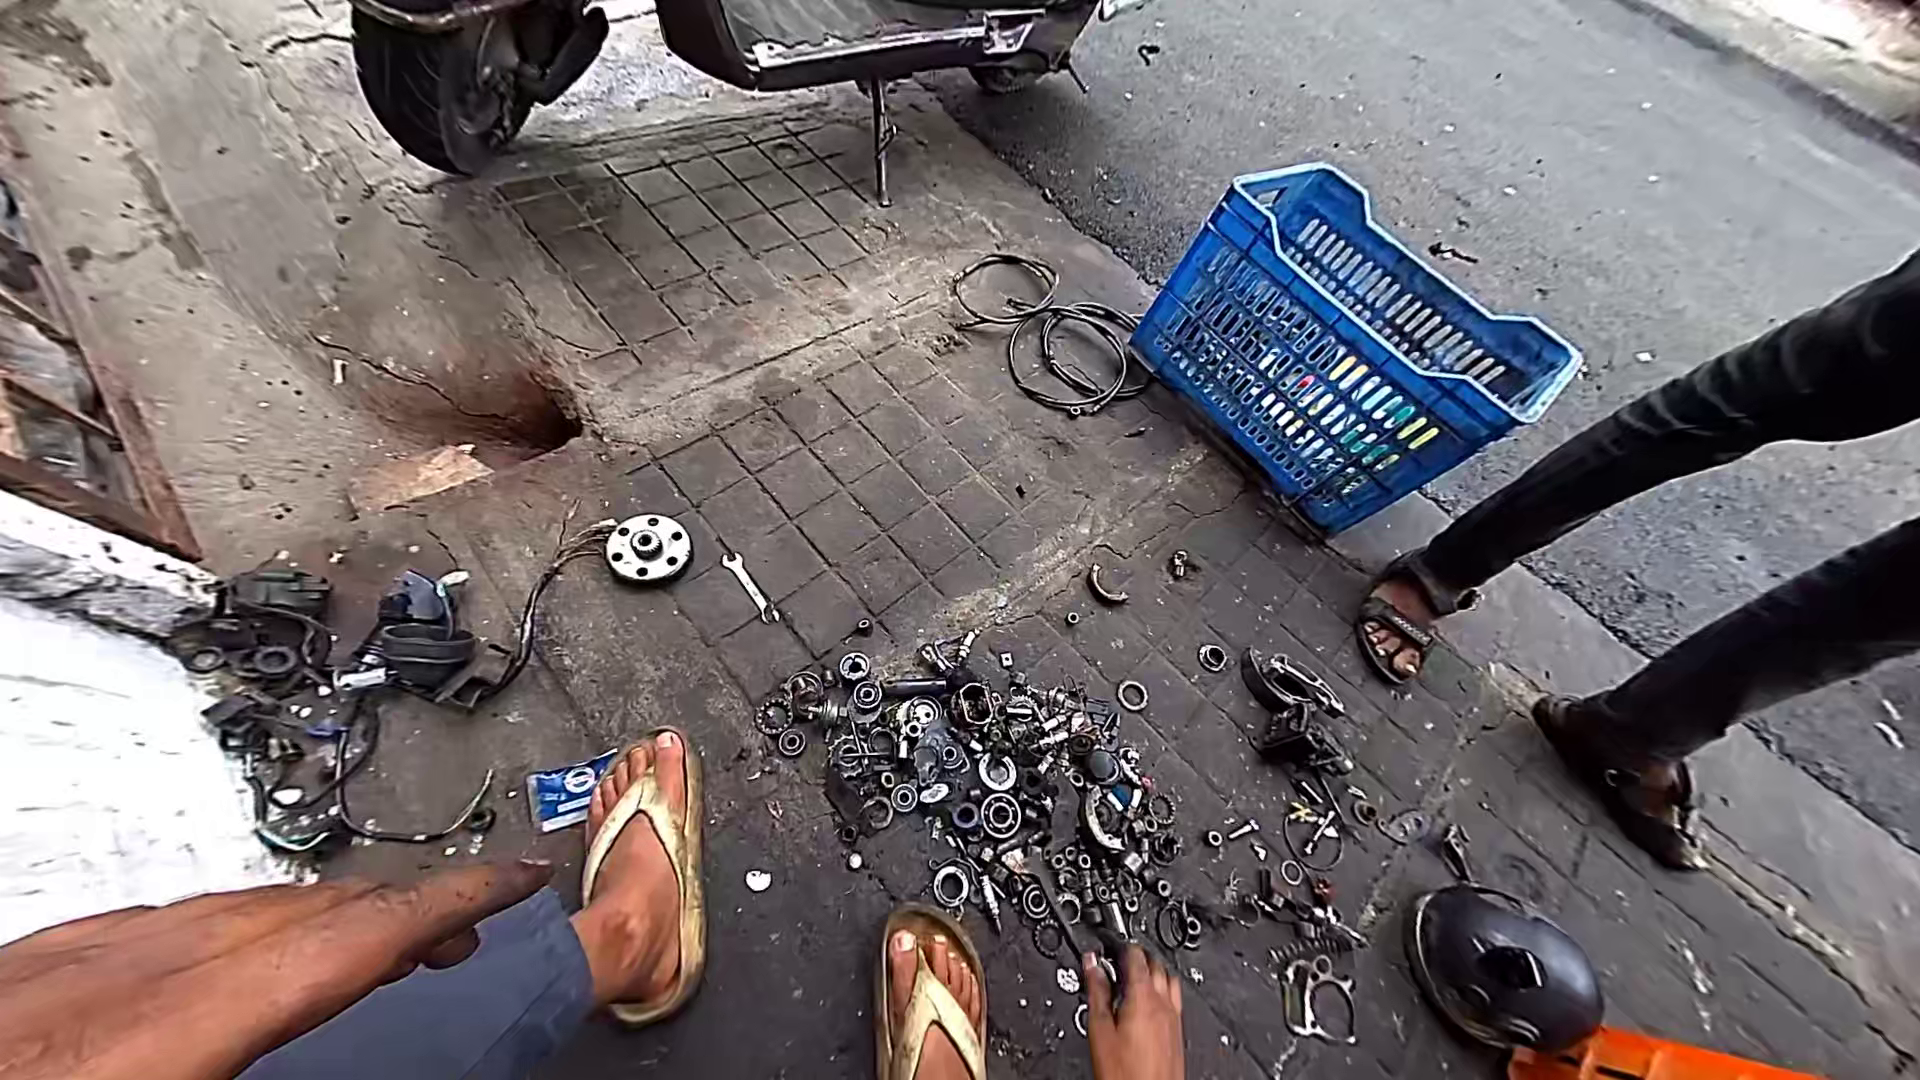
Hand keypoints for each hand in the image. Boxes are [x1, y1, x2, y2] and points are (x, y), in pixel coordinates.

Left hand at [0, 861, 551, 1079]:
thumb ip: (291, 1062)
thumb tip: (394, 1017)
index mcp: (155, 1040)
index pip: (360, 933)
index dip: (461, 894)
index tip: (526, 874)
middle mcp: (113, 977)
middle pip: (318, 908)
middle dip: (410, 909)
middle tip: (461, 939)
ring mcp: (53, 963)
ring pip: (250, 903)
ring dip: (335, 916)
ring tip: (373, 948)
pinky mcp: (20, 962)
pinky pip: (168, 917)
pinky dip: (244, 925)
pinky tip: (247, 948)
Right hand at [1085, 944, 1184, 1079]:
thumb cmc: (1124, 1075)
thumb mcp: (1100, 1029)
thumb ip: (1097, 990)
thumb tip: (1091, 963)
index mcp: (1143, 996)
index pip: (1135, 954)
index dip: (1120, 946)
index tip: (1109, 948)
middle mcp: (1163, 1003)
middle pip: (1155, 962)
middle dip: (1137, 956)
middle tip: (1118, 961)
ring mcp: (1174, 1019)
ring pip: (1169, 979)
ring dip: (1153, 971)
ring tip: (1134, 978)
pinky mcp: (1178, 1034)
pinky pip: (1175, 1000)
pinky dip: (1163, 991)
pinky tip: (1149, 1004)